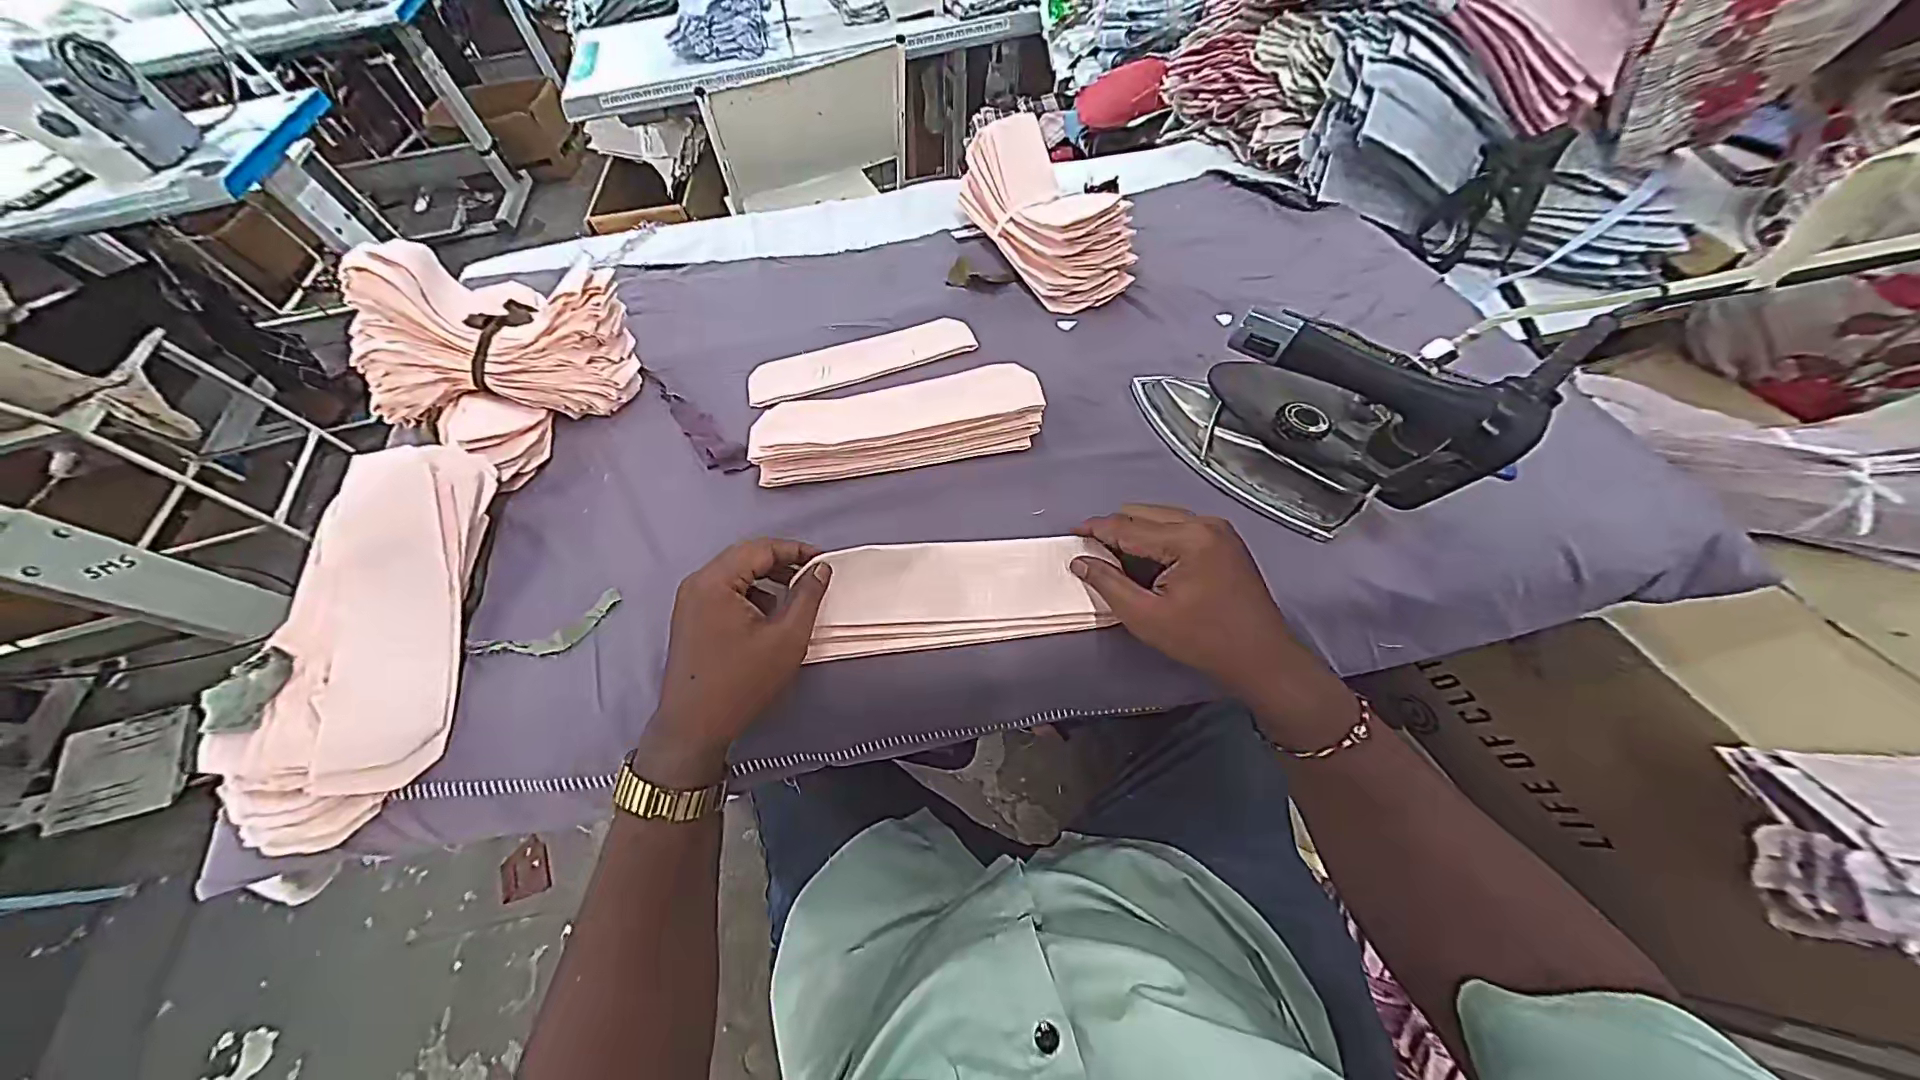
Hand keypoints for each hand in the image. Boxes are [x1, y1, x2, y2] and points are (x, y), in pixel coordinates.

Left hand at [636, 539, 830, 785]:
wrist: (694, 726)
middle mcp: (697, 583)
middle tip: (813, 575)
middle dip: (782, 563)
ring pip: (735, 574)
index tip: (823, 561)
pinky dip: (751, 594)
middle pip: (745, 557)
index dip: (796, 550)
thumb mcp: (787, 637)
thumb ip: (807, 596)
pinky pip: (725, 592)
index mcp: (715, 581)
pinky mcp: (690, 618)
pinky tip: (770, 614)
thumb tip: (820, 569)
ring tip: (796, 594)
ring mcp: (690, 601)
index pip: (760, 549)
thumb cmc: (742, 682)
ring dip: (767, 579)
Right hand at [1071, 505, 1353, 745]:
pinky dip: (1157, 538)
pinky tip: (1146, 561)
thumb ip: (1108, 584)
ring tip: (1114, 557)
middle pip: (1144, 514)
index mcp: (1188, 539)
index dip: (1096, 529)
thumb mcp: (1145, 616)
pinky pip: (1179, 527)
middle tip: (1091, 550)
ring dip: (1135, 532)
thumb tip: (1081, 561)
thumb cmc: (1203, 641)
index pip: (1128, 526)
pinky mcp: (1225, 541)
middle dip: (1114, 529)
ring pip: (1161, 517)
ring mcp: (1219, 530)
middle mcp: (1206, 524)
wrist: (1261, 657)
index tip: (1073, 533)